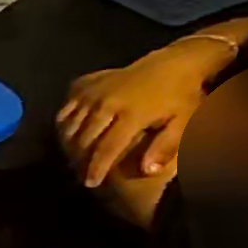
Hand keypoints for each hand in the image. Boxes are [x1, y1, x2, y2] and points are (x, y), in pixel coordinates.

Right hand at [59, 39, 230, 186]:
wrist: (171, 64)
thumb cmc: (180, 96)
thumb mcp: (184, 121)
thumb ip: (166, 146)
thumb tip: (147, 171)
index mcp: (130, 114)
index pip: (108, 147)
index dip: (97, 167)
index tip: (90, 183)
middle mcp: (105, 105)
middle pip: (84, 138)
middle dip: (80, 159)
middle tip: (80, 173)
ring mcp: (90, 95)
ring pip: (70, 126)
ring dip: (69, 145)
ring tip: (73, 158)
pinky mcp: (81, 88)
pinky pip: (64, 111)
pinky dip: (63, 126)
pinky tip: (68, 136)